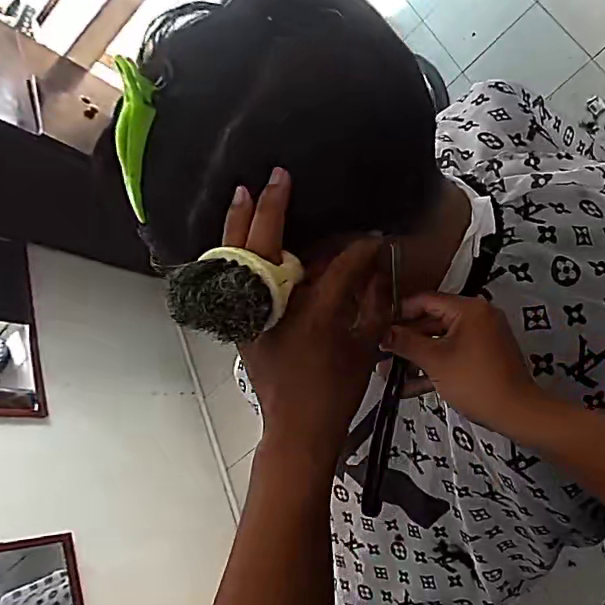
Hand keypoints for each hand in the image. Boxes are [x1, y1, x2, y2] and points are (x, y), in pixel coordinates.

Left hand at [224, 168, 391, 442]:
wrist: (298, 426)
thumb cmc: (336, 391)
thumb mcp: (367, 345)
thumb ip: (373, 303)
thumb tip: (374, 269)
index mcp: (315, 315)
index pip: (339, 266)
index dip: (360, 249)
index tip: (374, 238)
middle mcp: (274, 308)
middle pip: (268, 246)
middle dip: (275, 208)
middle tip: (279, 178)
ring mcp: (248, 315)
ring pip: (237, 257)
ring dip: (241, 222)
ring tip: (243, 191)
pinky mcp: (237, 323)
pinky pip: (229, 277)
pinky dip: (231, 251)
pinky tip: (236, 233)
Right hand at [381, 293, 551, 433]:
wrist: (515, 411)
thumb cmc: (478, 382)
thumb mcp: (435, 361)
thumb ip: (406, 343)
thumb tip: (384, 334)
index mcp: (470, 309)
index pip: (427, 300)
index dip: (400, 312)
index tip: (379, 324)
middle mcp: (480, 317)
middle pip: (433, 321)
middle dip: (407, 340)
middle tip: (382, 350)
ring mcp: (484, 338)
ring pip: (442, 341)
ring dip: (418, 357)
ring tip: (389, 371)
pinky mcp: (485, 357)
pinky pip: (455, 355)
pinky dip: (436, 366)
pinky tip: (410, 385)